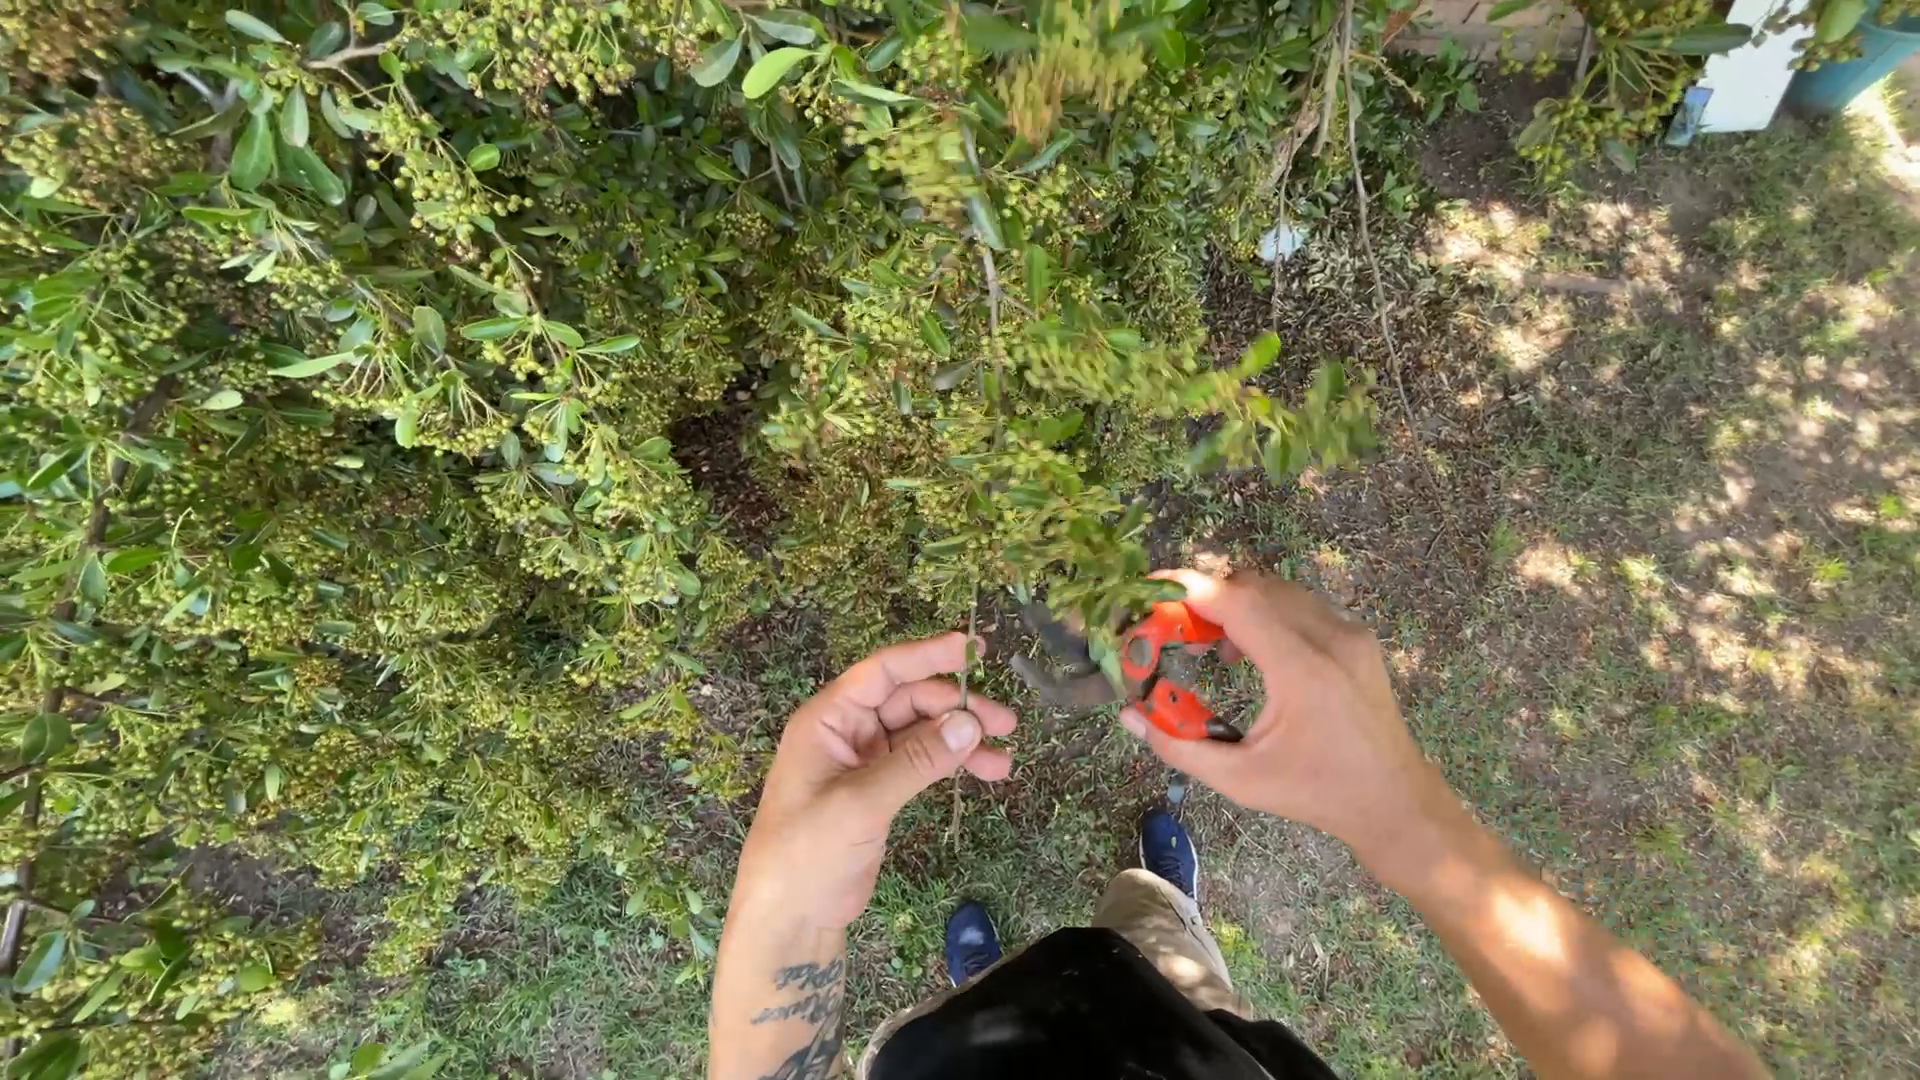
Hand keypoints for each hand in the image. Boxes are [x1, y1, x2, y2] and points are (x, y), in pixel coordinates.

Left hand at [730, 632, 1017, 930]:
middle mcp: (847, 730)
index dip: (928, 656)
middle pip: (910, 700)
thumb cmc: (807, 852)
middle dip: (957, 707)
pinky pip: (923, 760)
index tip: (973, 648)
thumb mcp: (861, 803)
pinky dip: (952, 763)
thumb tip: (970, 724)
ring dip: (961, 738)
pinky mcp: (880, 787)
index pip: (883, 672)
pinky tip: (986, 771)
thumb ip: (917, 761)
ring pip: (922, 731)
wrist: (789, 920)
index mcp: (829, 719)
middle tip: (1004, 723)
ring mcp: (865, 759)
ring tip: (1004, 756)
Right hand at [1119, 569, 1450, 873]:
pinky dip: (1265, 612)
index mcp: (1303, 671)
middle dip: (1209, 597)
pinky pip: (1299, 604)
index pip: (1239, 602)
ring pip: (1278, 590)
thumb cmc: (1316, 792)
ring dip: (1237, 603)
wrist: (1397, 803)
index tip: (1153, 589)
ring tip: (1213, 644)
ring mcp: (1349, 633)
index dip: (1192, 588)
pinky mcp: (1357, 637)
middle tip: (1177, 627)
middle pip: (1255, 586)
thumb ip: (1178, 745)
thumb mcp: (1239, 778)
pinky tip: (1251, 650)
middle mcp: (1330, 639)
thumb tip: (1128, 715)